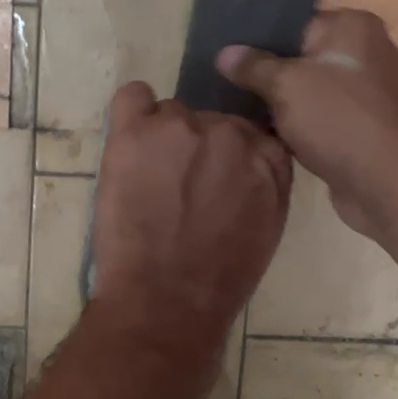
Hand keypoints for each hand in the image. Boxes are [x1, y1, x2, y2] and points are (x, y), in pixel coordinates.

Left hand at [89, 82, 292, 356]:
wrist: (165, 301)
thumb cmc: (218, 279)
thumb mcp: (266, 227)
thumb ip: (264, 182)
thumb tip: (245, 161)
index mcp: (268, 158)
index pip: (250, 133)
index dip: (229, 156)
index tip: (212, 179)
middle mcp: (229, 132)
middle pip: (209, 122)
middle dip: (195, 150)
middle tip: (177, 188)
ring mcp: (180, 127)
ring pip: (170, 115)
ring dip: (162, 140)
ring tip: (148, 182)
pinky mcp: (135, 132)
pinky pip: (133, 97)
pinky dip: (132, 112)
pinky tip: (129, 143)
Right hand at [216, 9, 397, 236]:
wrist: (393, 183)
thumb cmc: (341, 119)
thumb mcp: (286, 84)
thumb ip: (253, 66)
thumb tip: (225, 53)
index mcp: (352, 27)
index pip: (294, 23)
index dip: (257, 39)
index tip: (223, 53)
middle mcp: (365, 54)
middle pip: (301, 58)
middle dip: (265, 74)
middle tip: (220, 82)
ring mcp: (367, 95)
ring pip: (308, 93)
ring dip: (279, 106)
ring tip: (234, 110)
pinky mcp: (363, 131)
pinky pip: (319, 121)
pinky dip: (297, 128)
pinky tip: (265, 137)